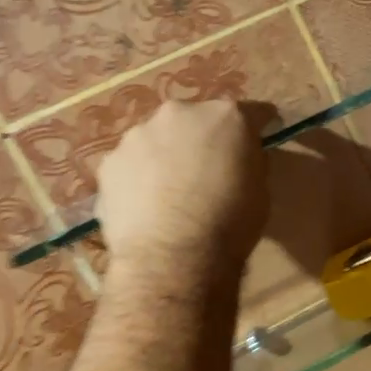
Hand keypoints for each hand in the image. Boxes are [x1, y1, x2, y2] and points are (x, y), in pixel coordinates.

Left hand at [92, 100, 270, 274]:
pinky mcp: (110, 161)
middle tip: (205, 171)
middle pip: (195, 120)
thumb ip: (248, 162)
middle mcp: (180, 113)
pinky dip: (138, 179)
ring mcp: (138, 134)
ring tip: (168, 192)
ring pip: (157, 139)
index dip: (257, 128)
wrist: (174, 257)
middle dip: (201, 139)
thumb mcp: (261, 190)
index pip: (252, 113)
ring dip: (165, 156)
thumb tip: (240, 158)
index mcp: (227, 117)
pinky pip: (130, 164)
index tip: (257, 142)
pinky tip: (145, 206)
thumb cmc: (231, 224)